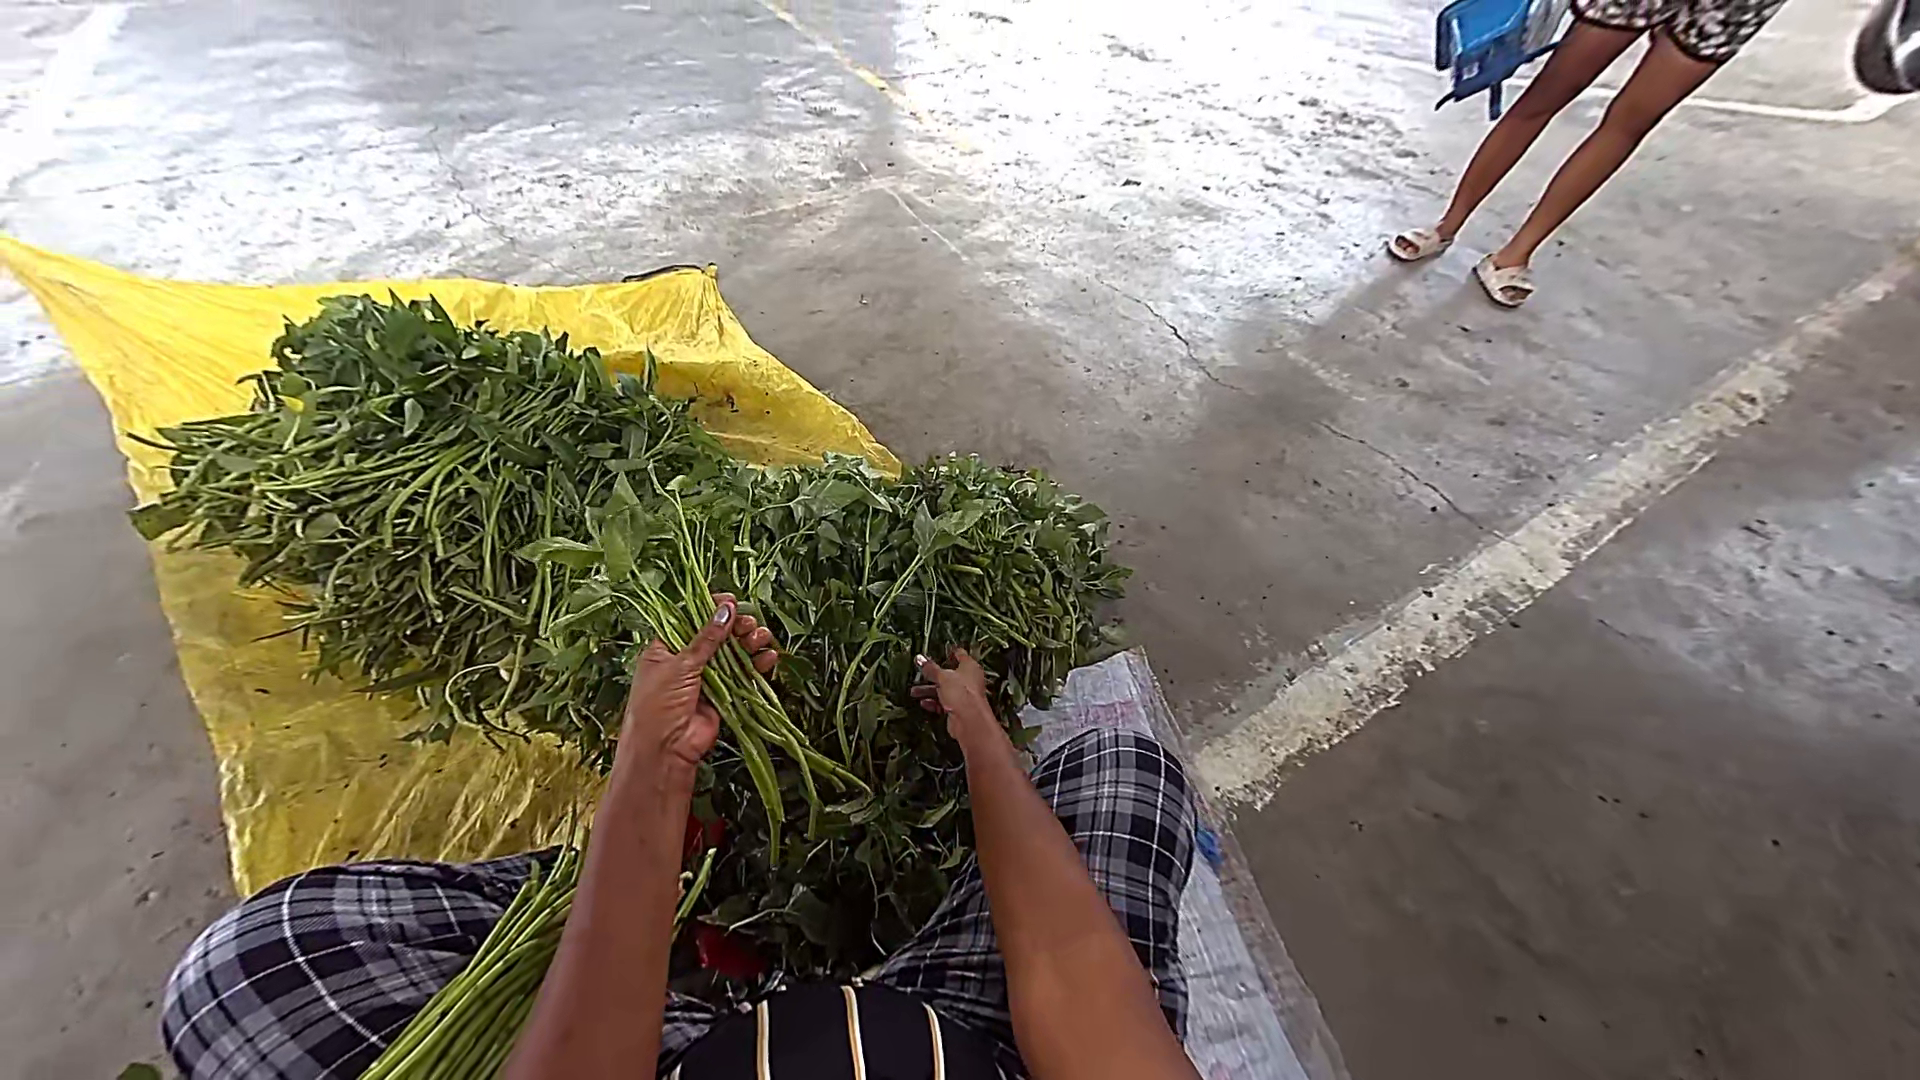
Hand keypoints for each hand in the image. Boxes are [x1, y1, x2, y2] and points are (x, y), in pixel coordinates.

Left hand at [620, 593, 777, 775]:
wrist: (665, 751)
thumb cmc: (658, 706)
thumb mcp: (679, 665)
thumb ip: (706, 637)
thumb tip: (726, 608)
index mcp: (666, 648)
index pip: (691, 619)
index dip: (711, 608)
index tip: (731, 601)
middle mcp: (687, 660)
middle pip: (718, 633)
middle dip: (736, 626)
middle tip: (748, 624)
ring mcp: (708, 676)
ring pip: (735, 651)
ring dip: (750, 642)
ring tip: (760, 639)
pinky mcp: (726, 692)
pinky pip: (745, 672)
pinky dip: (758, 663)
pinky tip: (768, 657)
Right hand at [912, 648, 1001, 746]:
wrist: (968, 720)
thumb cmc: (963, 694)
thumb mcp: (942, 677)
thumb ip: (930, 668)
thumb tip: (921, 659)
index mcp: (970, 667)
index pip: (960, 655)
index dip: (950, 653)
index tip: (941, 651)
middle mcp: (969, 680)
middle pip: (949, 675)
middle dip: (933, 676)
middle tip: (921, 674)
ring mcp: (963, 696)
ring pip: (944, 690)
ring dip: (929, 691)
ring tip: (915, 691)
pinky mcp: (958, 709)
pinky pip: (943, 703)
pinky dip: (933, 703)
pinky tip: (924, 703)